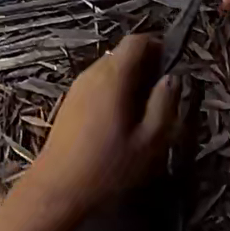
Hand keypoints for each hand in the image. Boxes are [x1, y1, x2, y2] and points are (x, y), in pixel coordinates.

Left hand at [21, 35, 179, 219]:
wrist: (57, 189)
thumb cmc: (108, 167)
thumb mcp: (149, 141)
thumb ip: (164, 104)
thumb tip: (173, 77)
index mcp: (113, 76)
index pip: (136, 41)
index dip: (158, 45)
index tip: (173, 65)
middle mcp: (93, 73)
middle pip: (123, 53)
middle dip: (146, 65)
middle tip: (163, 93)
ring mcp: (78, 86)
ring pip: (110, 68)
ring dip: (130, 79)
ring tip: (145, 110)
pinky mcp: (70, 101)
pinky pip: (98, 83)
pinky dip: (114, 90)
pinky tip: (121, 119)